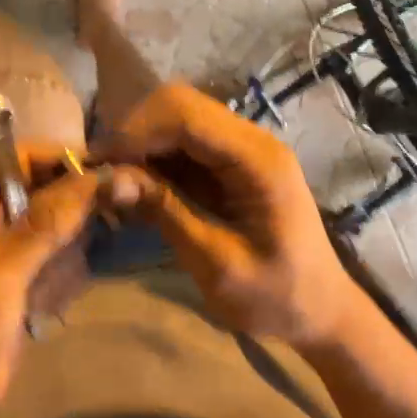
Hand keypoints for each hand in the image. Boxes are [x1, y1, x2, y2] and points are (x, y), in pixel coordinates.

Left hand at [0, 167, 108, 417]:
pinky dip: (63, 278)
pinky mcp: (22, 273)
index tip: (120, 177)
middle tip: (91, 239)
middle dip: (75, 217)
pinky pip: (61, 256)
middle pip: (51, 188)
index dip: (72, 163)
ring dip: (68, 256)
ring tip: (44, 293)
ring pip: (63, 225)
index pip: (27, 158)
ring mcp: (5, 243)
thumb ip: (44, 224)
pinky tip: (43, 307)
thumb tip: (99, 176)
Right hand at [96, 84, 361, 350]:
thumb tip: (109, 178)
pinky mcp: (229, 165)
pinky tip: (133, 192)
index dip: (135, 131)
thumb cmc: (276, 296)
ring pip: (175, 120)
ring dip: (139, 146)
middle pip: (179, 105)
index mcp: (258, 160)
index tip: (97, 167)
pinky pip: (181, 146)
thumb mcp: (217, 264)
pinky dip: (152, 162)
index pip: (186, 115)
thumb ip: (167, 212)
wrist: (319, 312)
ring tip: (111, 186)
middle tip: (100, 176)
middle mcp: (251, 141)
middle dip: (133, 134)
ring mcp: (240, 150)